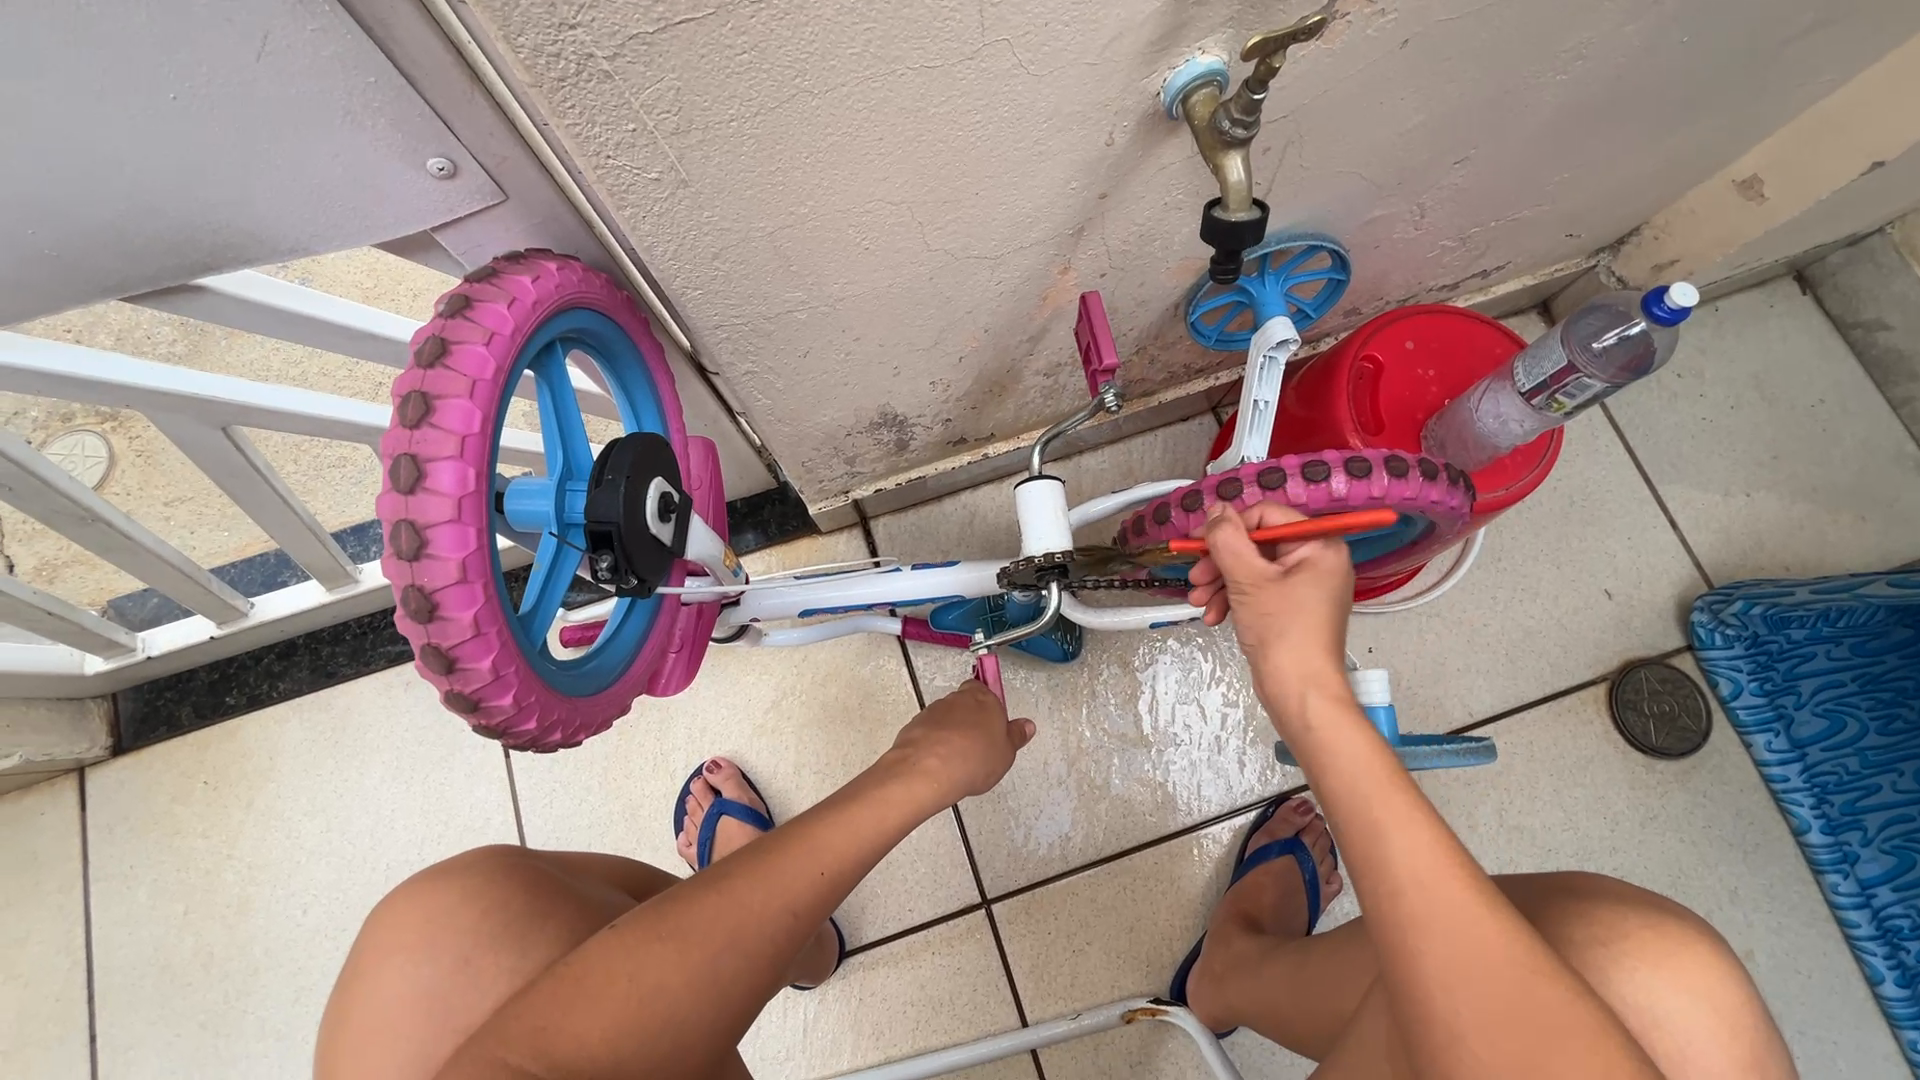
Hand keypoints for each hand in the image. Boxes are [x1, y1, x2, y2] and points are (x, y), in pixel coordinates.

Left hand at [886, 681, 1035, 804]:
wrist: (929, 770)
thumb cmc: (972, 758)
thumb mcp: (1007, 753)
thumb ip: (1016, 736)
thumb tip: (1026, 726)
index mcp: (984, 698)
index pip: (986, 689)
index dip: (989, 705)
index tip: (994, 722)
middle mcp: (957, 699)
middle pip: (965, 703)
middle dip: (971, 720)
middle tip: (979, 744)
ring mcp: (934, 711)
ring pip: (946, 718)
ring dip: (951, 732)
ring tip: (960, 759)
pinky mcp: (915, 726)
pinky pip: (929, 732)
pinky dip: (934, 743)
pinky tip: (941, 764)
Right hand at [1187, 502, 1353, 717]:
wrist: (1299, 690)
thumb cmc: (1283, 633)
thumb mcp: (1246, 578)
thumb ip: (1227, 538)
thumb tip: (1216, 510)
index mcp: (1319, 545)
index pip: (1267, 516)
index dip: (1229, 526)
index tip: (1199, 541)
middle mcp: (1318, 560)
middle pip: (1257, 544)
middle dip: (1221, 561)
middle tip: (1196, 575)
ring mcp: (1306, 586)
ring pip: (1253, 569)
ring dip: (1221, 582)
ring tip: (1200, 601)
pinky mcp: (1293, 608)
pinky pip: (1258, 590)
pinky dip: (1233, 598)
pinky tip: (1215, 615)